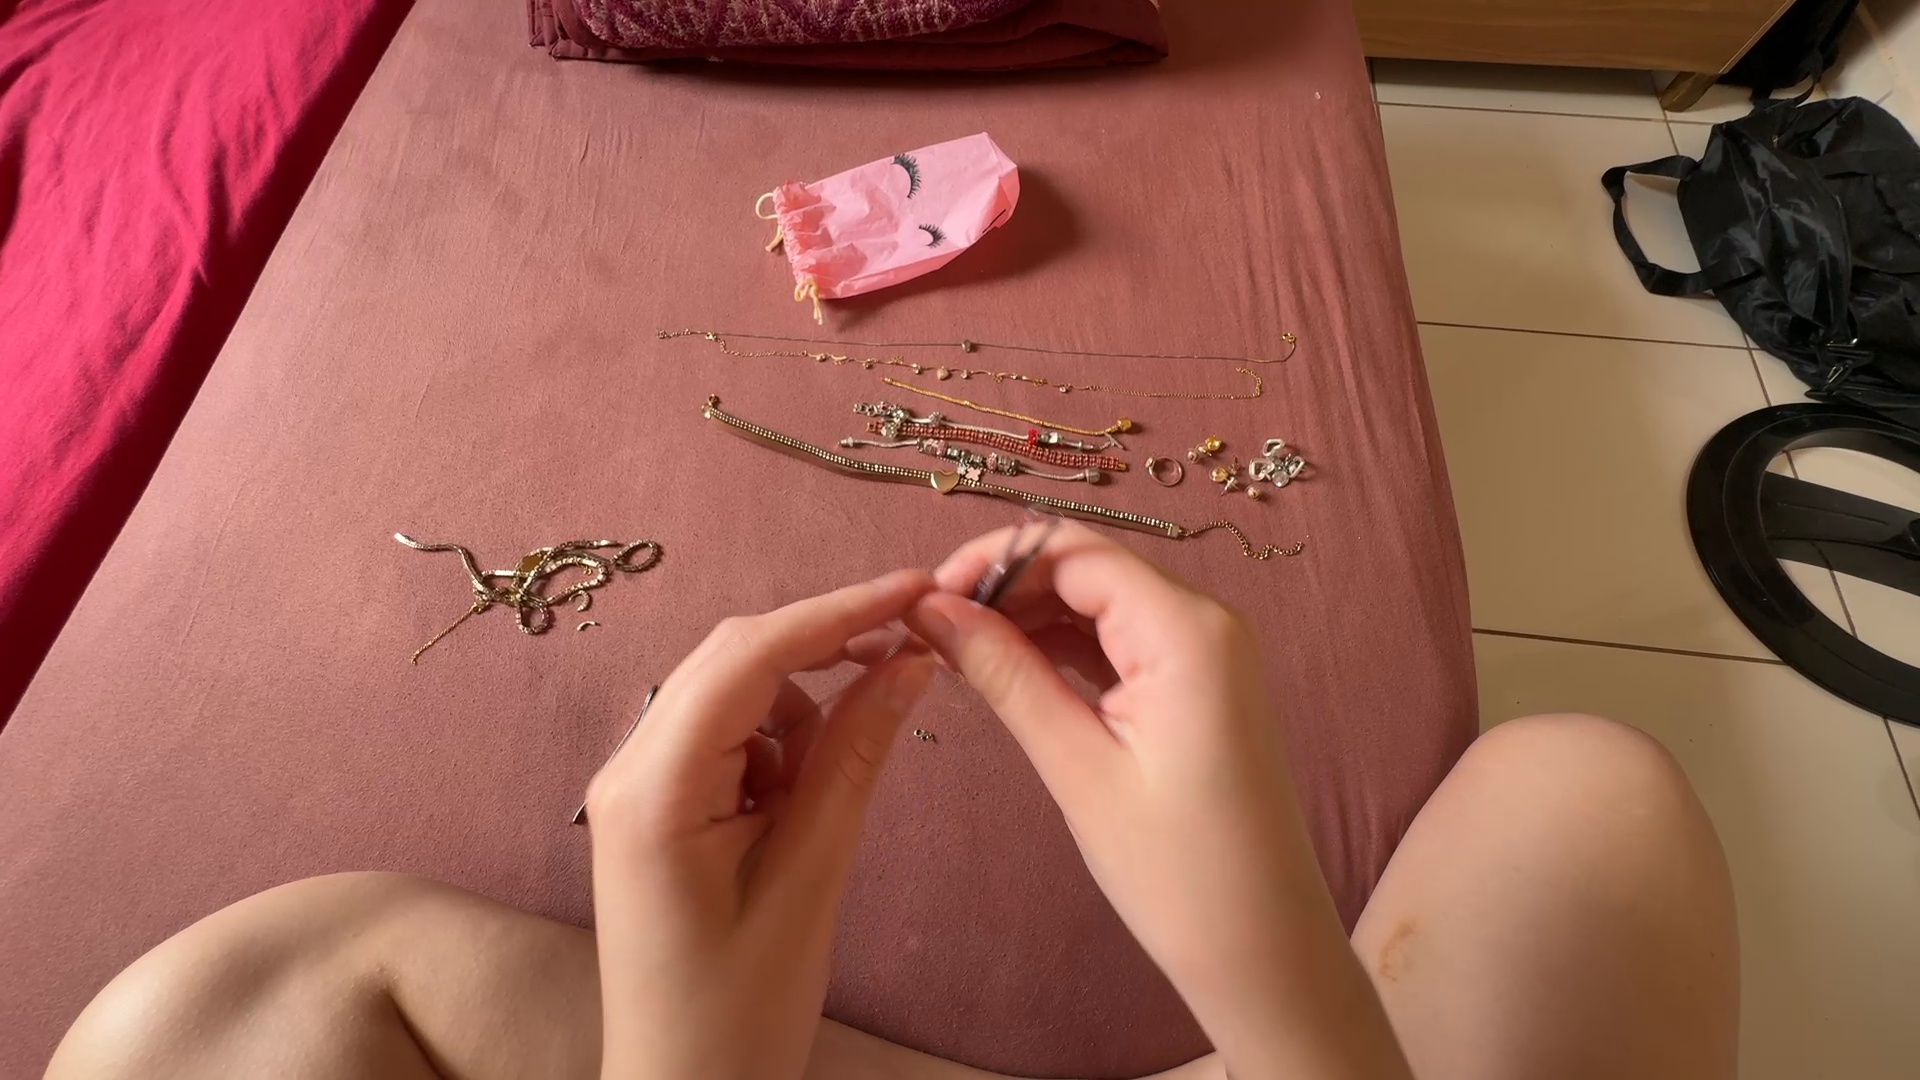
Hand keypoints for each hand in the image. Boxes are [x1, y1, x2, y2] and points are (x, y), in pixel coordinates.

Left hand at [583, 570, 936, 1079]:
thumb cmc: (743, 1007)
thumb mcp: (813, 872)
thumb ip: (856, 753)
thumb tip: (911, 660)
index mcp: (654, 787)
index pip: (748, 659)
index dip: (836, 612)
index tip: (913, 588)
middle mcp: (632, 762)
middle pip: (737, 658)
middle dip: (825, 644)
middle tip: (906, 647)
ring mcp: (643, 776)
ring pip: (741, 687)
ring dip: (804, 704)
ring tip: (832, 778)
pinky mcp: (666, 793)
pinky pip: (737, 728)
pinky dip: (786, 737)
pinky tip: (802, 795)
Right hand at [907, 525, 1409, 1079]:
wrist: (1264, 952)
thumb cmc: (1174, 870)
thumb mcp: (1076, 765)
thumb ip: (1003, 672)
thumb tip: (931, 608)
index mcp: (1185, 629)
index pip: (1074, 552)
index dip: (993, 559)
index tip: (929, 596)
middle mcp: (1203, 619)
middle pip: (1086, 569)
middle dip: (1006, 587)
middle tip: (936, 628)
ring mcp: (1204, 648)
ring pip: (1097, 601)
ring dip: (1028, 616)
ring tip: (960, 650)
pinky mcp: (1194, 679)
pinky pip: (1116, 638)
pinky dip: (1060, 645)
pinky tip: (1011, 666)